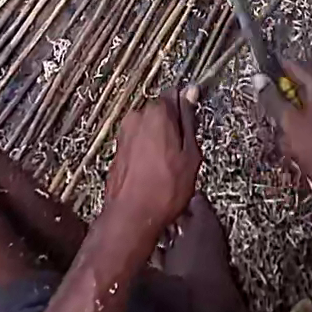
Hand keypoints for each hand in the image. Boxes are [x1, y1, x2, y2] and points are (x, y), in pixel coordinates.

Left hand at [102, 92, 200, 236]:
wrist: (131, 218)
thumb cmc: (163, 190)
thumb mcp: (190, 154)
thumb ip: (189, 120)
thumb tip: (191, 94)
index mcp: (157, 112)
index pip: (176, 95)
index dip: (187, 110)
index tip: (193, 124)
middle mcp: (137, 117)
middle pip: (162, 112)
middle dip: (173, 127)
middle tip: (183, 153)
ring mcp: (125, 133)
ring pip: (150, 129)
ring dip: (159, 141)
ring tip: (169, 168)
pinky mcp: (118, 149)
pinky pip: (138, 143)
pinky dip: (147, 153)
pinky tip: (154, 174)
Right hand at [267, 58, 311, 186]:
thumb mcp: (287, 120)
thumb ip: (272, 98)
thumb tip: (258, 78)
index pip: (297, 67)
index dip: (278, 68)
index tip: (263, 71)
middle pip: (302, 85)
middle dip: (284, 91)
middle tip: (268, 96)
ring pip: (306, 101)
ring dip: (291, 107)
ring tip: (277, 118)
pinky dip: (300, 119)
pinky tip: (290, 132)